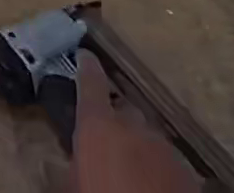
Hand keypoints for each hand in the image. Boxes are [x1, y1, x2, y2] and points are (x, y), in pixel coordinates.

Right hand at [72, 50, 198, 192]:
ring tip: (133, 166)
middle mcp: (132, 126)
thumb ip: (61, 172)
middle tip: (107, 135)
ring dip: (140, 144)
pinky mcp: (189, 173)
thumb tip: (44, 164)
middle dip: (116, 117)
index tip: (84, 54)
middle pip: (124, 108)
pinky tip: (156, 184)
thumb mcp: (73, 188)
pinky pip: (170, 160)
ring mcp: (164, 148)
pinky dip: (161, 166)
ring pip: (148, 135)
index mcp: (98, 124)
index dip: (87, 65)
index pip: (90, 81)